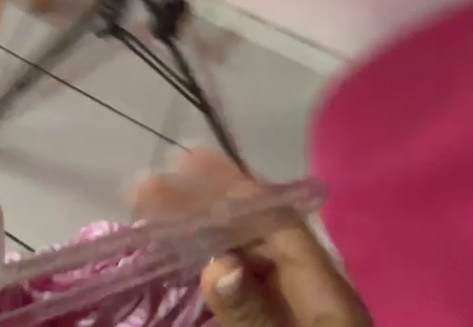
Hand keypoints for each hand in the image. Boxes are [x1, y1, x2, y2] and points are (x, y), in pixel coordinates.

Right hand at [132, 151, 370, 326]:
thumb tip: (215, 263)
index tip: (184, 161)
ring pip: (245, 254)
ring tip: (152, 211)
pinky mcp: (275, 324)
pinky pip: (242, 281)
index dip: (232, 187)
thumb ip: (254, 317)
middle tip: (146, 188)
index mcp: (326, 293)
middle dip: (202, 203)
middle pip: (256, 232)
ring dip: (200, 228)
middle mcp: (312, 293)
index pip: (278, 222)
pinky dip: (208, 260)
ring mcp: (295, 312)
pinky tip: (180, 256)